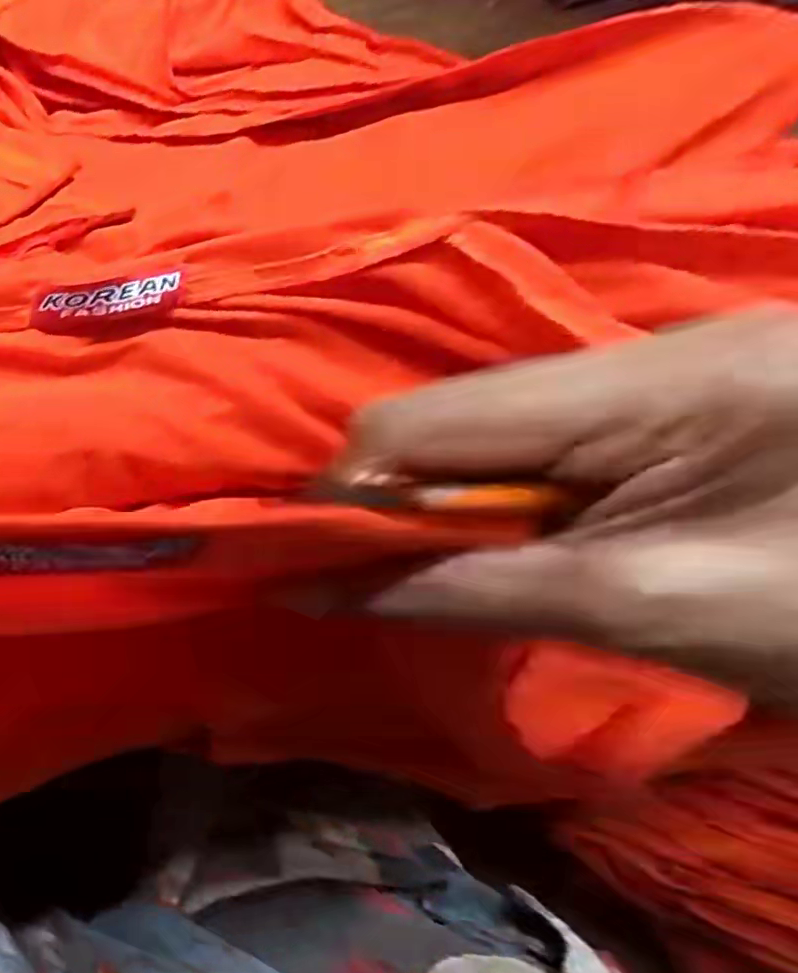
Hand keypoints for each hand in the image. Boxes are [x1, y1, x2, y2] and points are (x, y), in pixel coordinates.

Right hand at [331, 307, 797, 703]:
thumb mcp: (642, 609)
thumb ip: (450, 589)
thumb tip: (302, 590)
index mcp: (661, 384)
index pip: (417, 422)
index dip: (349, 493)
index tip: (329, 565)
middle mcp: (652, 347)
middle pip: (441, 414)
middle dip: (396, 497)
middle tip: (412, 571)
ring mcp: (672, 361)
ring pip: (477, 422)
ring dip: (445, 497)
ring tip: (483, 556)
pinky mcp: (685, 389)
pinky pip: (531, 431)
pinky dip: (497, 489)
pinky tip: (534, 528)